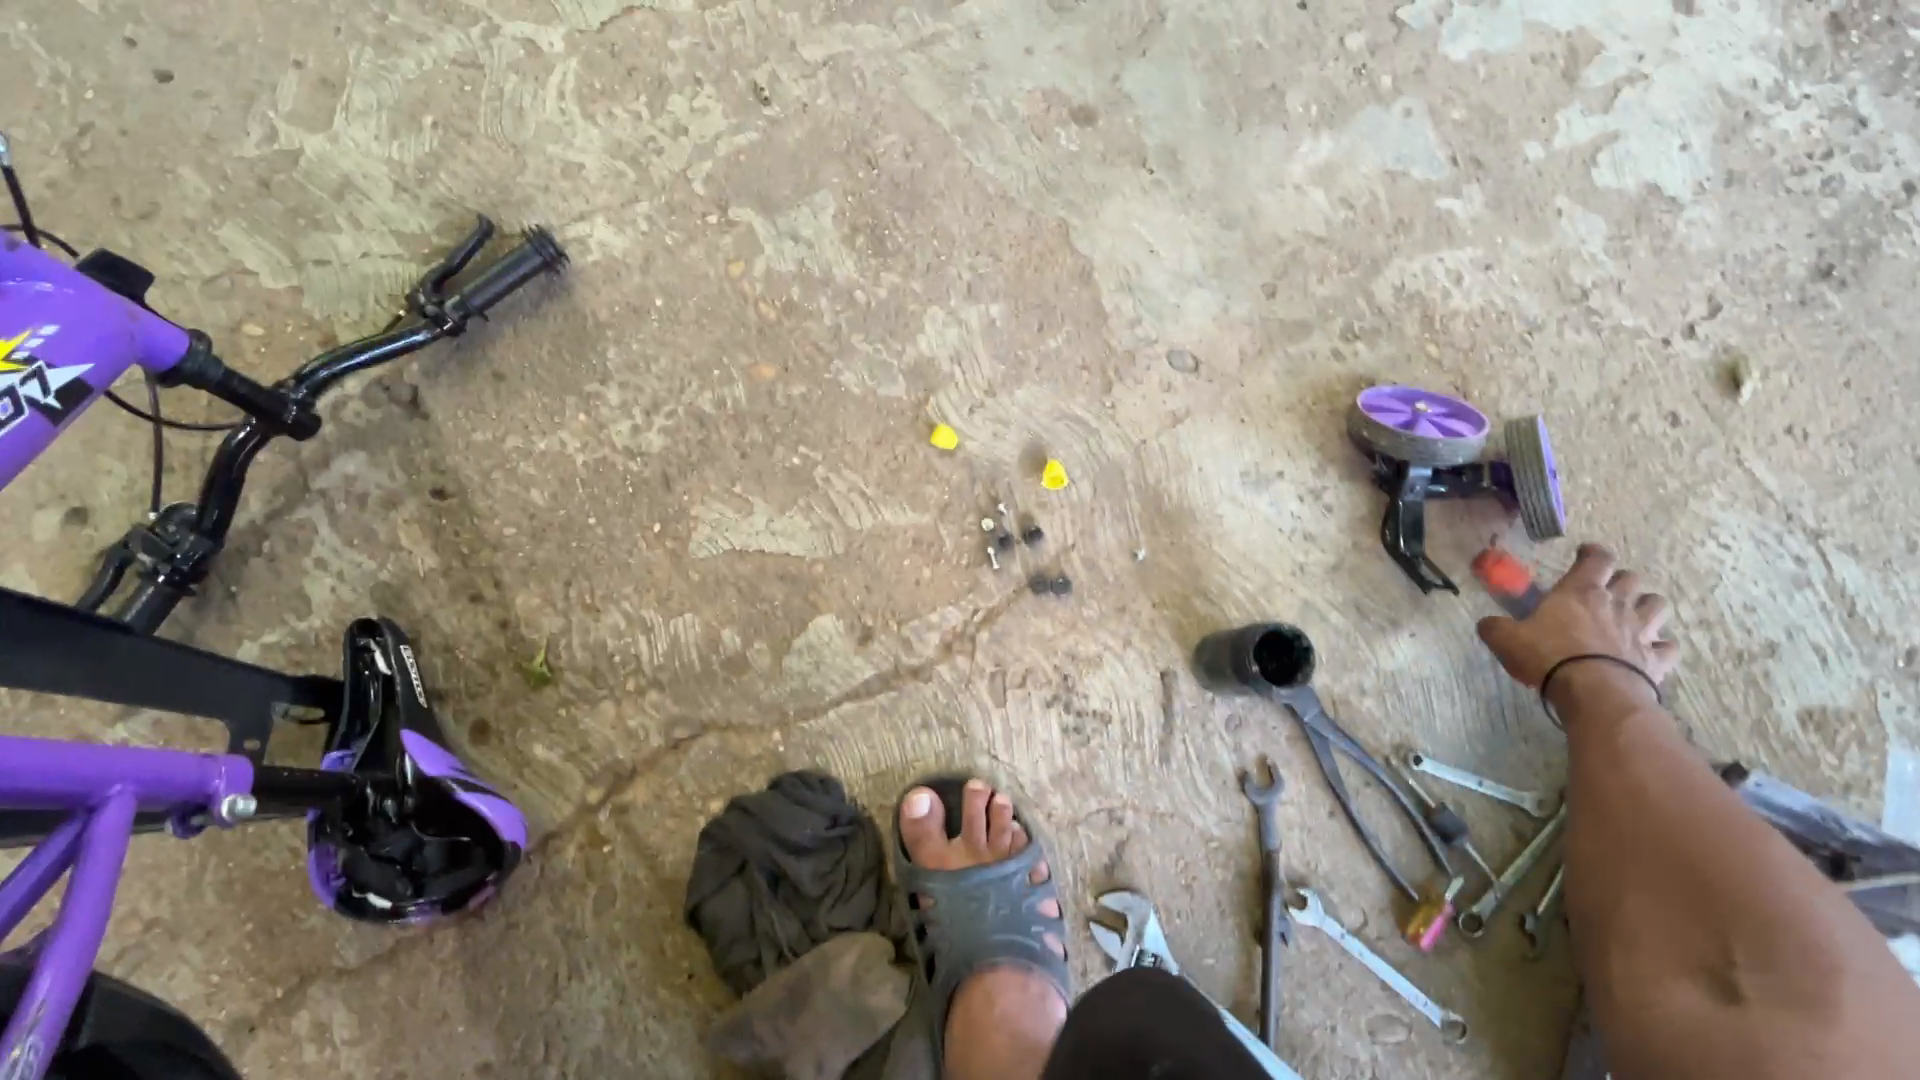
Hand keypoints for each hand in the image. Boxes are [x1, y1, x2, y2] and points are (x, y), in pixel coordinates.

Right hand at [1477, 544, 1677, 709]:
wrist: (1593, 691)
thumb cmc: (1548, 656)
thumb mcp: (1506, 639)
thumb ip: (1495, 627)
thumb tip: (1487, 623)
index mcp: (1581, 591)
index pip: (1597, 558)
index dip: (1593, 553)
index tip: (1584, 554)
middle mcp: (1616, 604)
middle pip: (1632, 579)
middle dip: (1620, 580)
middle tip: (1605, 590)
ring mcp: (1641, 631)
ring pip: (1657, 605)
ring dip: (1646, 606)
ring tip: (1633, 615)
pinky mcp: (1656, 658)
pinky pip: (1669, 646)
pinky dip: (1662, 645)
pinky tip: (1651, 650)